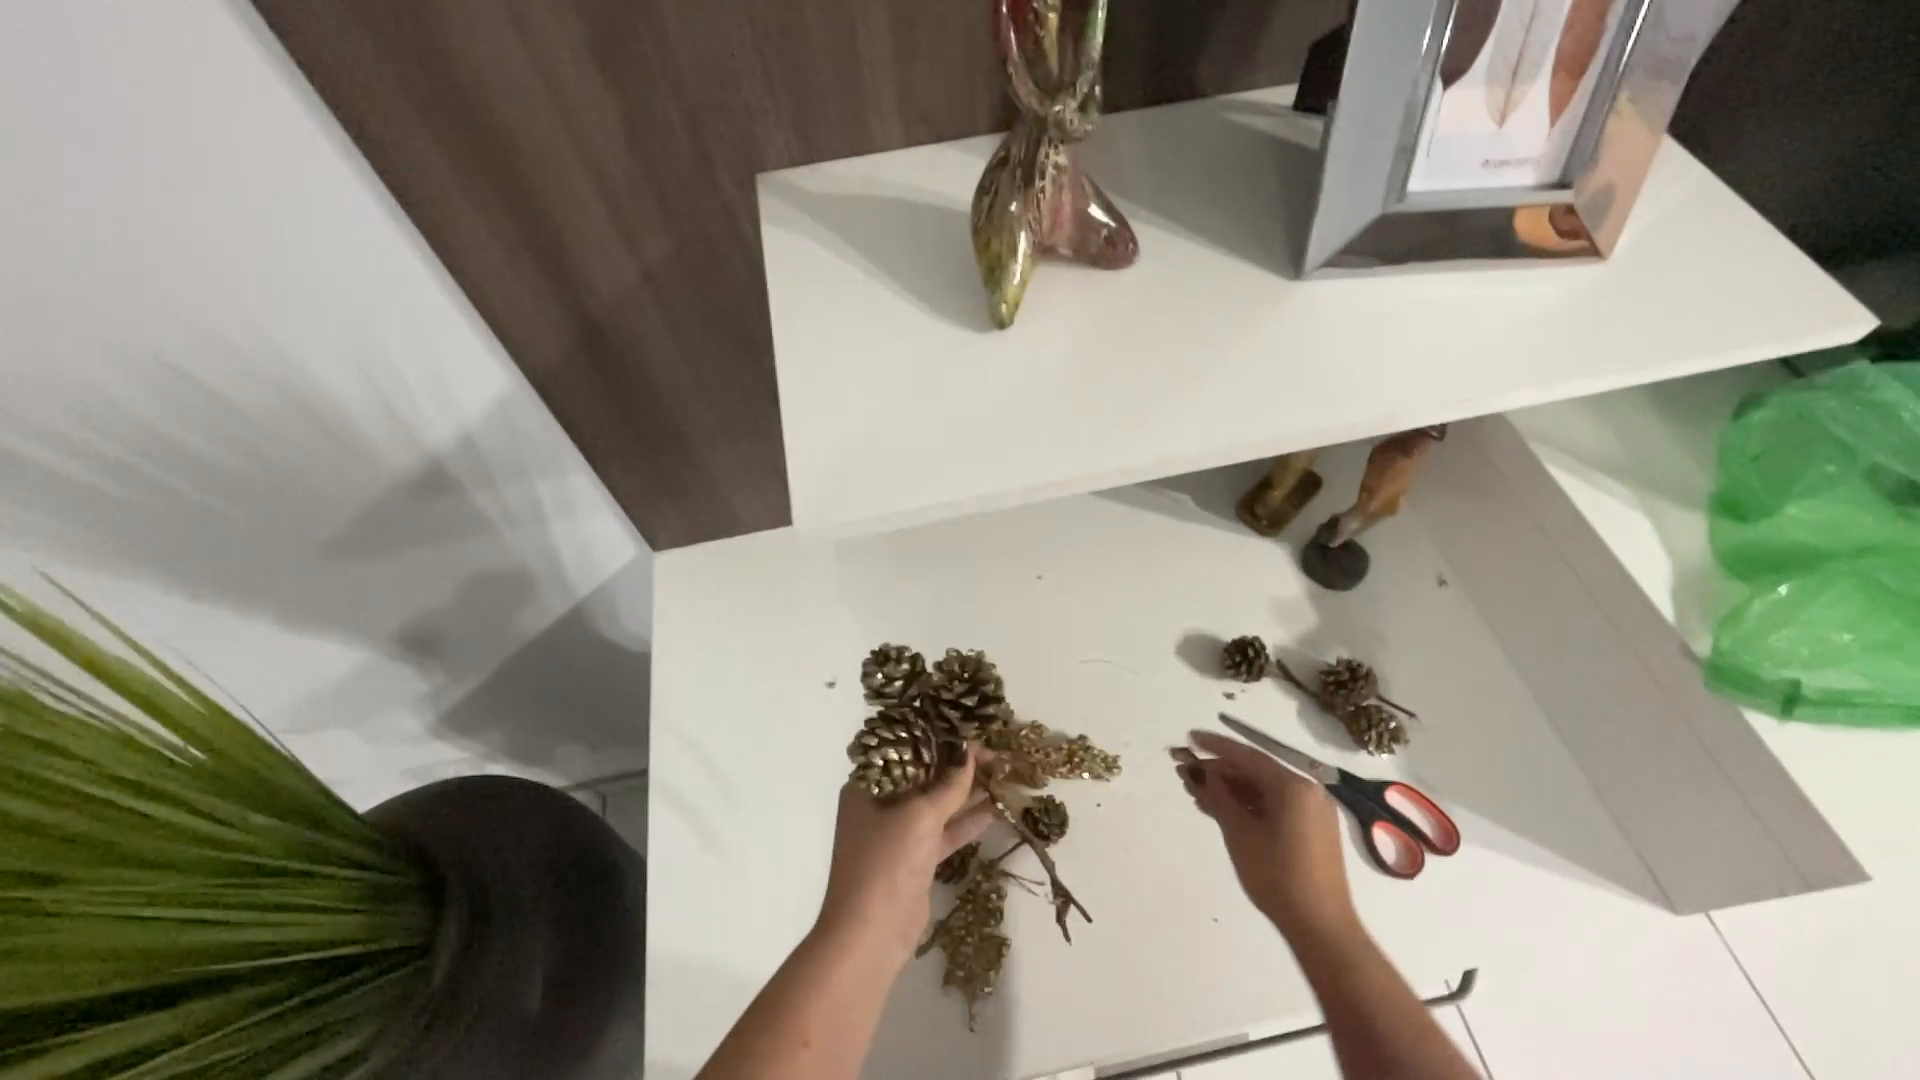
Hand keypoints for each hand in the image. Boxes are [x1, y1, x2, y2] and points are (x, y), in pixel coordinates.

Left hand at [816, 748, 994, 963]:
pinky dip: (966, 821)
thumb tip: (968, 748)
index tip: (973, 730)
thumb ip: (948, 782)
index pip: (906, 748)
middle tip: (995, 752)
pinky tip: (994, 808)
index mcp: (869, 783)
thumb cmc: (887, 862)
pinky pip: (943, 830)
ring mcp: (897, 832)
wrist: (871, 934)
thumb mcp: (920, 815)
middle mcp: (879, 802)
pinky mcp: (914, 858)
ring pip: (937, 802)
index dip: (939, 737)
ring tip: (1002, 773)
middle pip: (924, 773)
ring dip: (967, 790)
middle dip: (958, 763)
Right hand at [1174, 731, 1356, 939]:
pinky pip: (1274, 807)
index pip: (1248, 756)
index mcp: (1294, 786)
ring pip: (1263, 791)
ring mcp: (1312, 813)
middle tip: (1185, 771)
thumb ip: (1219, 796)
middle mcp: (1308, 792)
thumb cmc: (1276, 875)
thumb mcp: (1239, 832)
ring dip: (1230, 790)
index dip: (1215, 746)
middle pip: (1256, 772)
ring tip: (1195, 792)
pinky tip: (1221, 811)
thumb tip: (1204, 773)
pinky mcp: (1312, 832)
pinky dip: (1248, 806)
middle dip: (1219, 772)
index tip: (1189, 738)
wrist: (1320, 926)